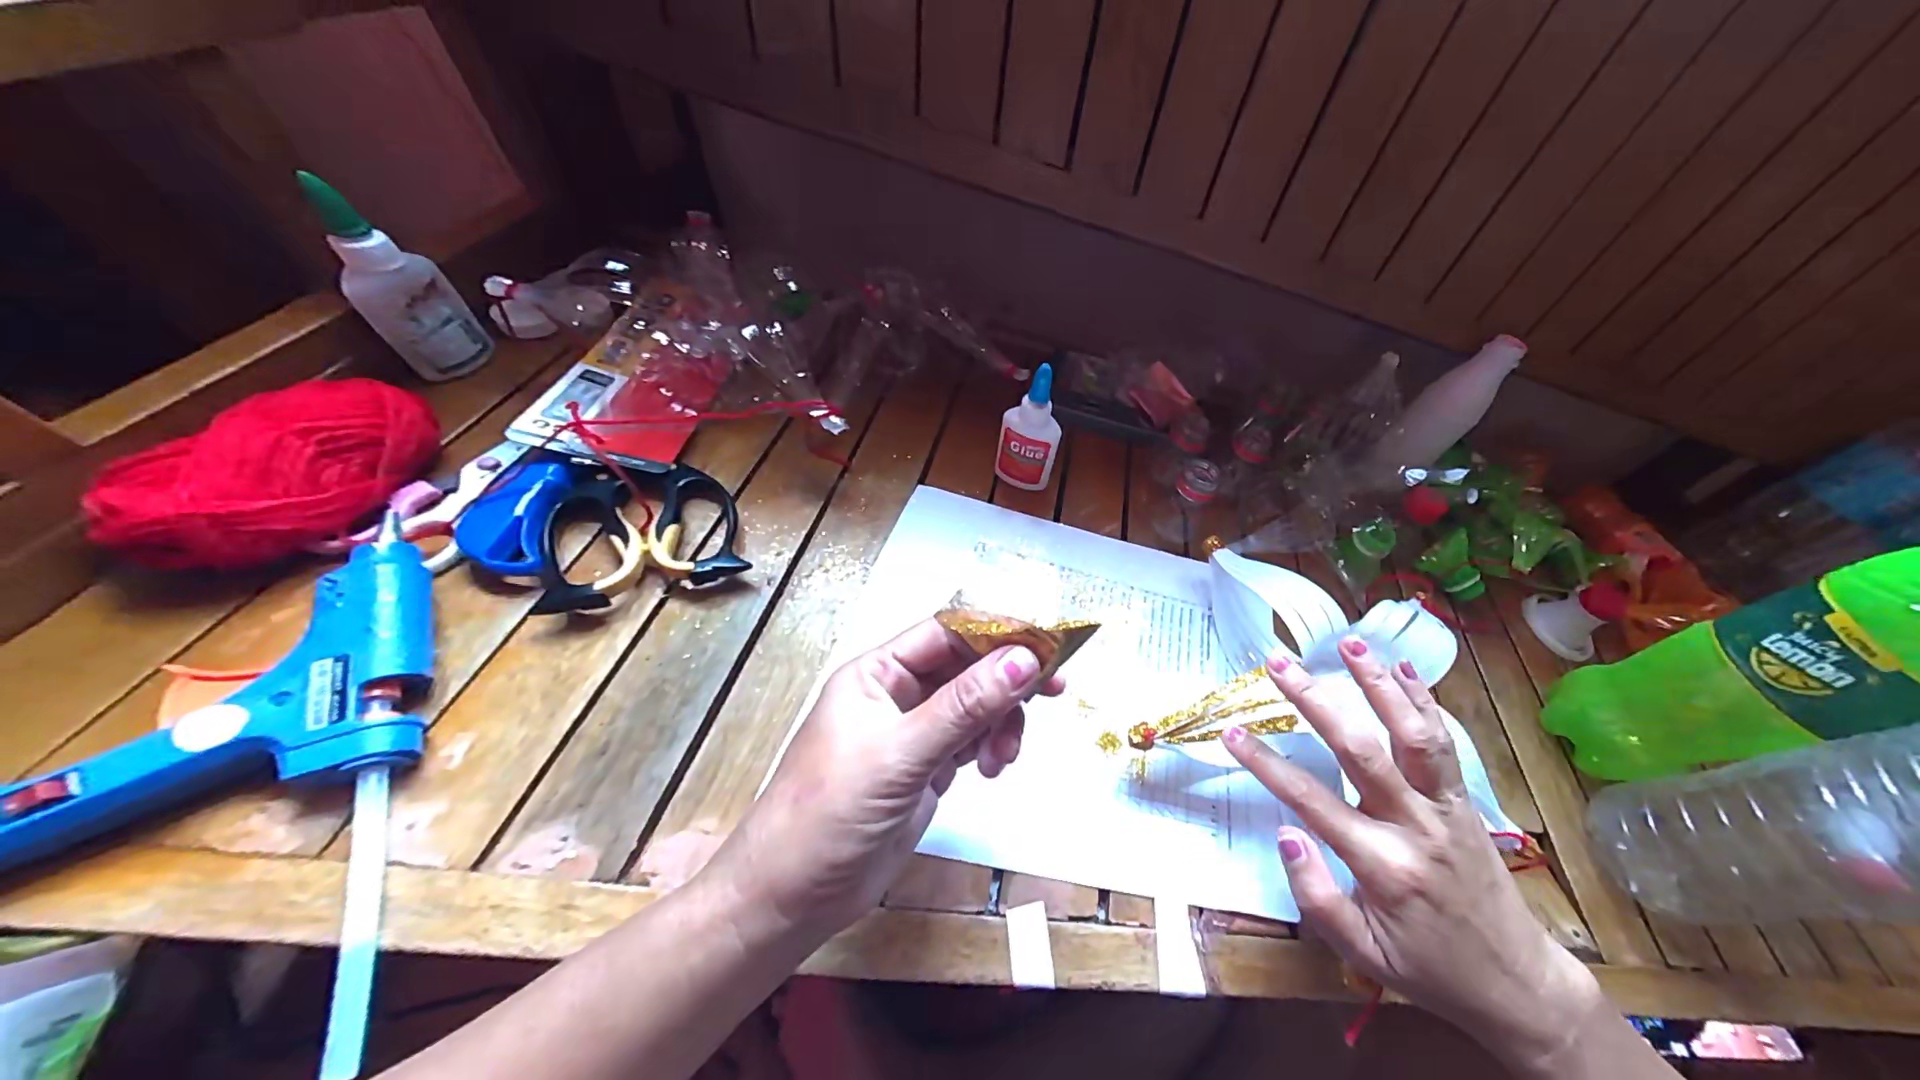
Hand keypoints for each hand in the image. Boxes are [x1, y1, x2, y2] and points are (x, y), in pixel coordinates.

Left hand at [710, 618, 1062, 937]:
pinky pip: (970, 740)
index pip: (945, 633)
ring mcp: (912, 733)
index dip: (995, 634)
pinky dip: (989, 747)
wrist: (792, 896)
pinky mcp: (924, 769)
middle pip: (966, 668)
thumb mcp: (900, 754)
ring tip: (1002, 756)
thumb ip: (964, 707)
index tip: (1044, 647)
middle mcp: (897, 695)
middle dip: (1006, 681)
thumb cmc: (829, 813)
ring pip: (974, 706)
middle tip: (1053, 691)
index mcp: (878, 674)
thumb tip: (1024, 660)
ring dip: (1000, 721)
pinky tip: (992, 768)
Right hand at [1224, 639, 1602, 1066]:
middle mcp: (1416, 825)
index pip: (1311, 800)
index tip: (1231, 732)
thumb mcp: (1361, 952)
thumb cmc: (1428, 967)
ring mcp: (1446, 808)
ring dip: (1379, 685)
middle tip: (1280, 664)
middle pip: (1360, 750)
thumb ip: (1314, 894)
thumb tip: (1285, 832)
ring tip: (1350, 643)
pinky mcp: (1464, 801)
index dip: (1266, 763)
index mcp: (1382, 864)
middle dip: (1315, 701)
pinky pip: (1444, 744)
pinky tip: (1401, 668)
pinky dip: (1424, 701)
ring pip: (1413, 735)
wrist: (1519, 984)